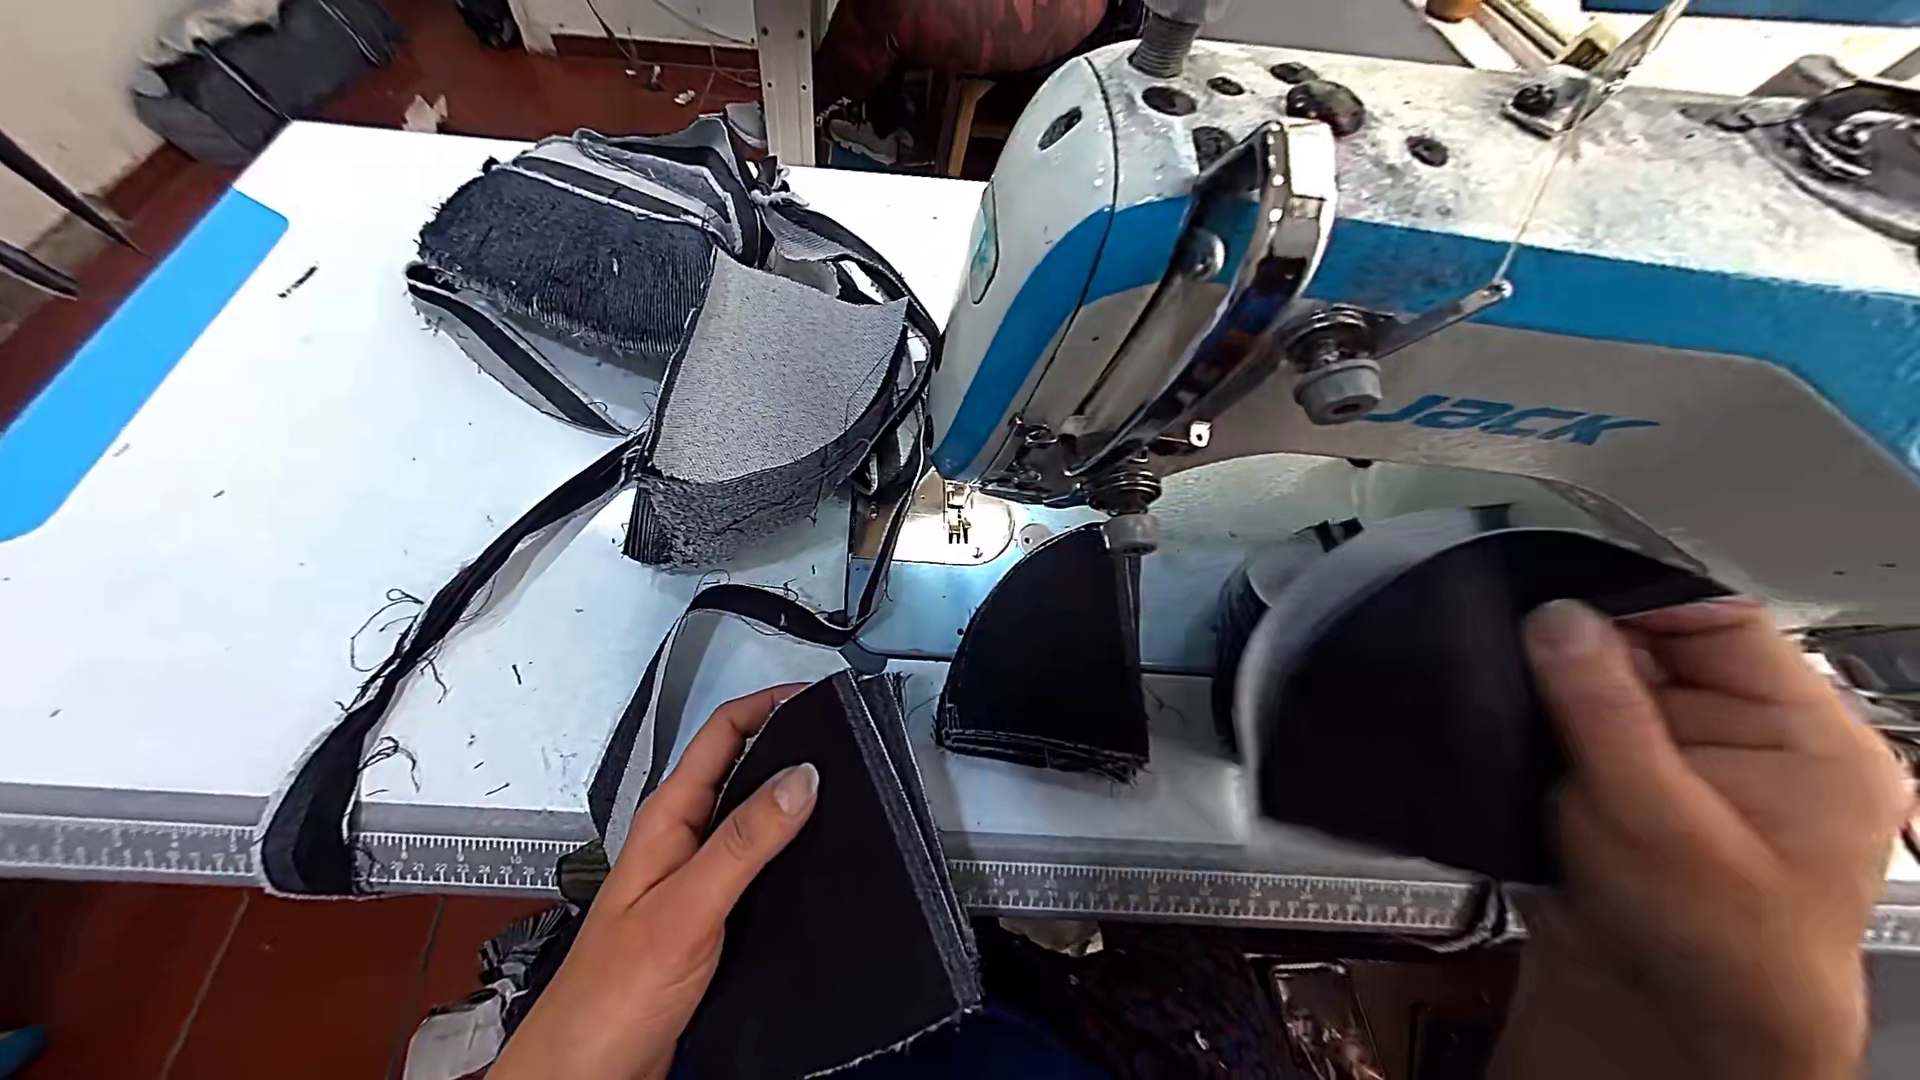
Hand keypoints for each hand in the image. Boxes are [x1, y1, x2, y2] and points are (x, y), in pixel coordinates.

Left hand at [491, 685, 818, 1079]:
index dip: (768, 703)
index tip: (817, 696)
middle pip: (742, 760)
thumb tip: (803, 775)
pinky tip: (820, 842)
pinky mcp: (717, 900)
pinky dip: (792, 832)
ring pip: (755, 804)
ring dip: (793, 786)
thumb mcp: (686, 907)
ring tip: (843, 779)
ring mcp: (701, 865)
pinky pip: (762, 847)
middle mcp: (686, 829)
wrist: (589, 1078)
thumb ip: (745, 840)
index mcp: (670, 813)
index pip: (723, 731)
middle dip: (789, 737)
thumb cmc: (614, 994)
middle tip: (841, 734)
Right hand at [1496, 599, 1911, 1079]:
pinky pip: (1566, 707)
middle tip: (1508, 650)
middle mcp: (1737, 728)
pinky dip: (1530, 702)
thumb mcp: (1650, 812)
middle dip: (1573, 644)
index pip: (1717, 621)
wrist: (1650, 1002)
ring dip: (1543, 676)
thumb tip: (1556, 612)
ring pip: (1595, 674)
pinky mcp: (1613, 763)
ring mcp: (1670, 747)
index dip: (1633, 600)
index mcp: (1798, 732)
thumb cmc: (1694, 925)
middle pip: (1645, 643)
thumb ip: (1601, 707)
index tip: (1547, 600)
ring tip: (1496, 680)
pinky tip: (1500, 707)